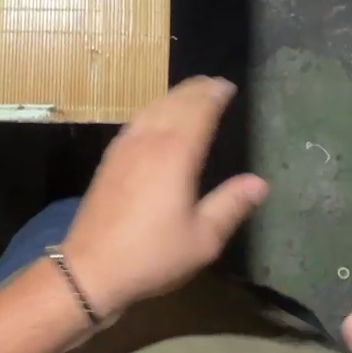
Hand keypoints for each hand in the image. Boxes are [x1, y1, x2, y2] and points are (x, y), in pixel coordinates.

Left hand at [60, 76, 267, 314]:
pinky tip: (155, 118)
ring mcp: (125, 147)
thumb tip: (260, 182)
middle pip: (174, 102)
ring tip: (190, 93)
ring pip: (152, 108)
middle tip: (214, 84)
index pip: (199, 111)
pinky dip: (153, 110)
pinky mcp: (110, 159)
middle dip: (196, 89)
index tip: (228, 86)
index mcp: (176, 154)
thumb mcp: (203, 239)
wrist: (91, 268)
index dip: (214, 95)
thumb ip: (231, 205)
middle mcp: (150, 141)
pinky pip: (136, 121)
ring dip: (173, 96)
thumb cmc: (152, 255)